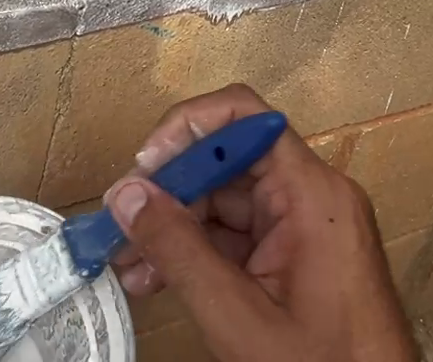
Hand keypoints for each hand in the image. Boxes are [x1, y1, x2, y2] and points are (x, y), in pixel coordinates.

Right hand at [105, 85, 417, 361]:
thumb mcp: (238, 316)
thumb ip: (178, 250)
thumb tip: (125, 195)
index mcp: (312, 193)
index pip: (244, 116)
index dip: (188, 128)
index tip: (147, 168)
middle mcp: (310, 196)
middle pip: (224, 161)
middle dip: (168, 190)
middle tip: (119, 223)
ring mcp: (303, 227)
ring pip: (221, 200)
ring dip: (171, 226)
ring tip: (126, 261)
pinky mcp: (294, 256)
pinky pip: (233, 235)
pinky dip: (193, 252)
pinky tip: (154, 276)